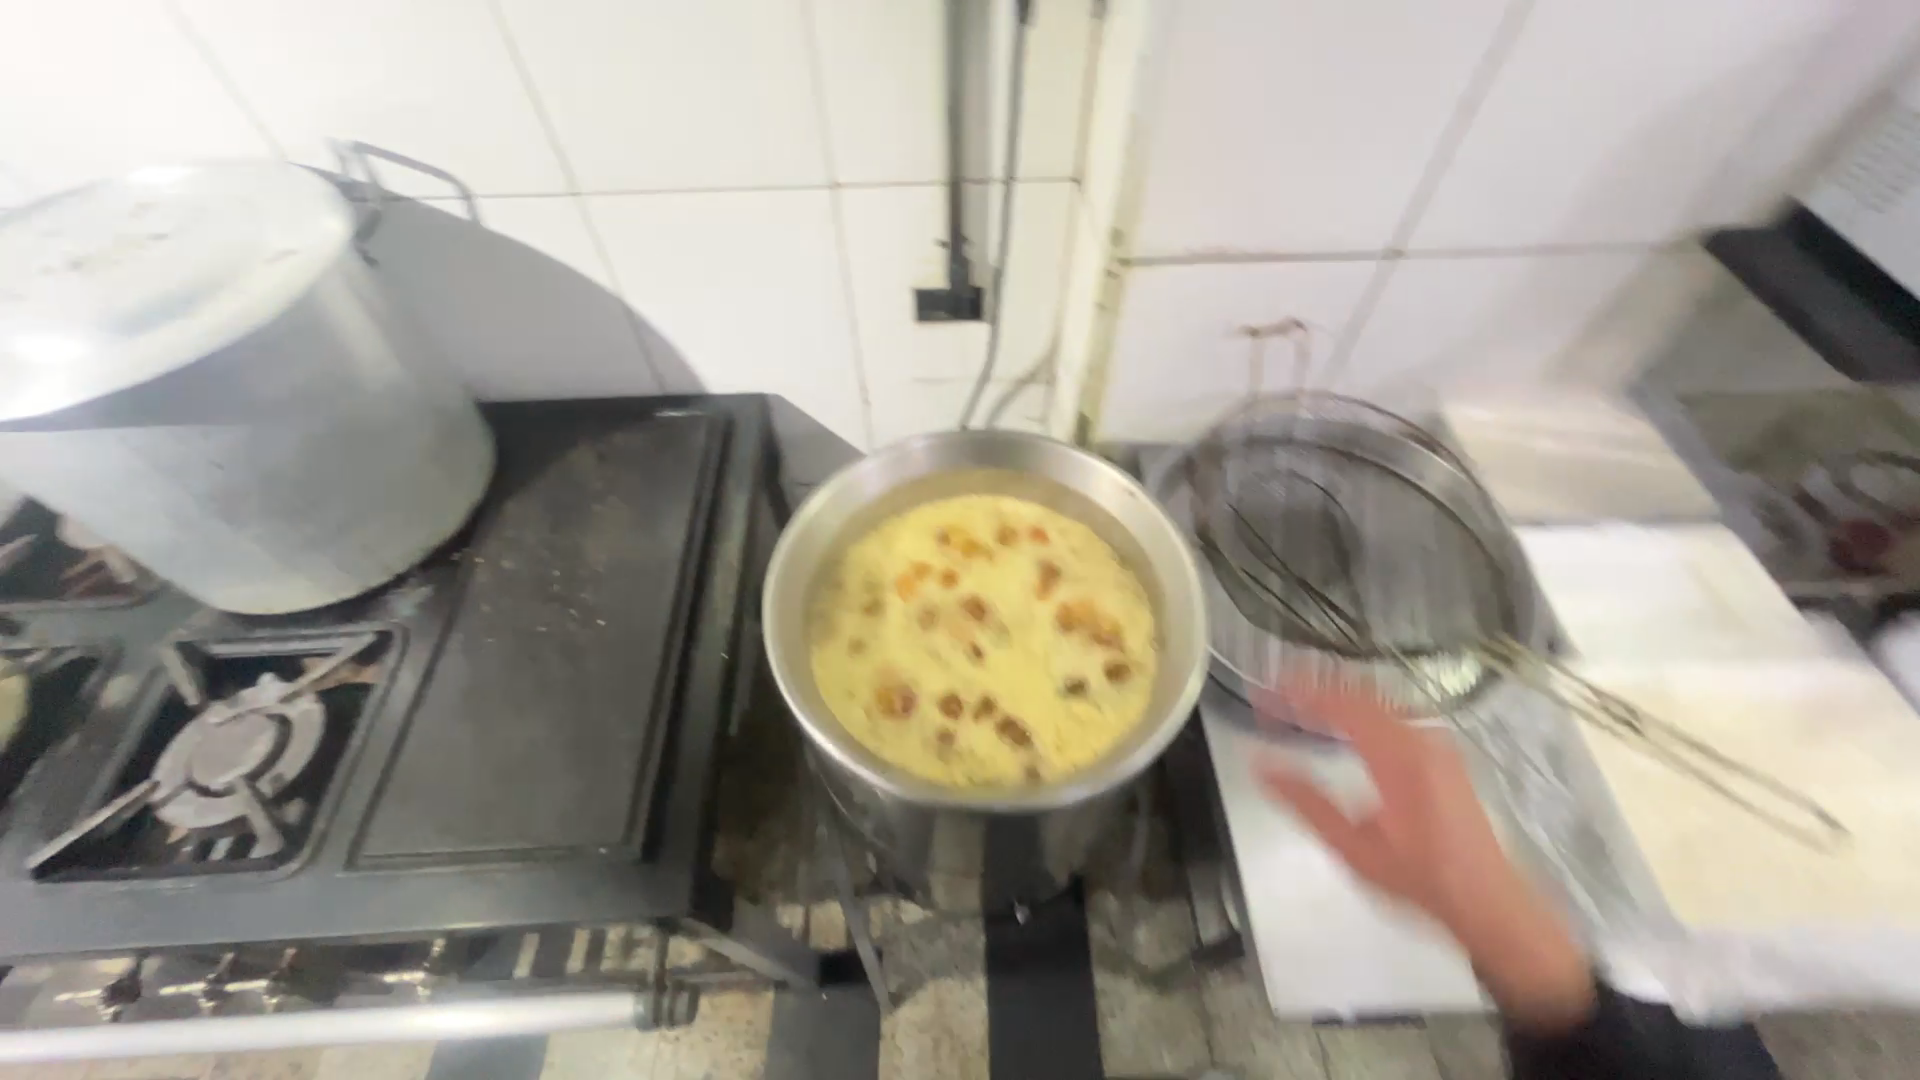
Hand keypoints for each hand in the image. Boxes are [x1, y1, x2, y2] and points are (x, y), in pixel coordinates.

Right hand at [1253, 679, 1596, 1031]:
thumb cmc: (1419, 878)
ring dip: (1333, 693)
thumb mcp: (1353, 848)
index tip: (1261, 693)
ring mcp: (1435, 742)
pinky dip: (1356, 706)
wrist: (1490, 904)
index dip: (1297, 692)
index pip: (1339, 703)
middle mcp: (1420, 738)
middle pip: (1358, 691)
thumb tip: (1260, 764)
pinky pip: (1390, 711)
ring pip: (1375, 698)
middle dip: (1310, 686)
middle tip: (1271, 691)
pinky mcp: (1440, 752)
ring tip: (1295, 699)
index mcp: (1399, 756)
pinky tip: (1338, 719)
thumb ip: (1305, 802)